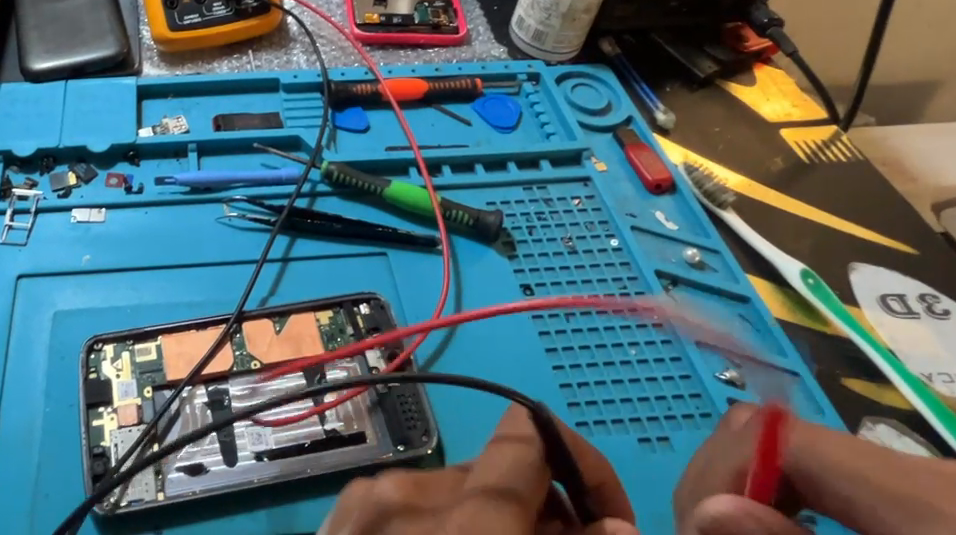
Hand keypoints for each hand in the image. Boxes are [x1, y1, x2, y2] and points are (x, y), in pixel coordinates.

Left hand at [321, 406, 639, 533]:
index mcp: (464, 516)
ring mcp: (365, 503)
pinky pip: (409, 507)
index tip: (611, 523)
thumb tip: (614, 524)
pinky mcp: (340, 520)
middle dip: (544, 511)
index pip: (532, 430)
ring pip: (455, 491)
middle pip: (498, 468)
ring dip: (496, 522)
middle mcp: (408, 490)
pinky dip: (445, 530)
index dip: (585, 466)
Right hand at [674, 403, 955, 534]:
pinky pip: (856, 482)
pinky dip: (810, 507)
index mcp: (944, 503)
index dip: (718, 472)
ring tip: (745, 533)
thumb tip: (705, 510)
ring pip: (818, 455)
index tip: (693, 527)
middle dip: (732, 479)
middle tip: (706, 533)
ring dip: (764, 492)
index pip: (782, 436)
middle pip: (792, 435)